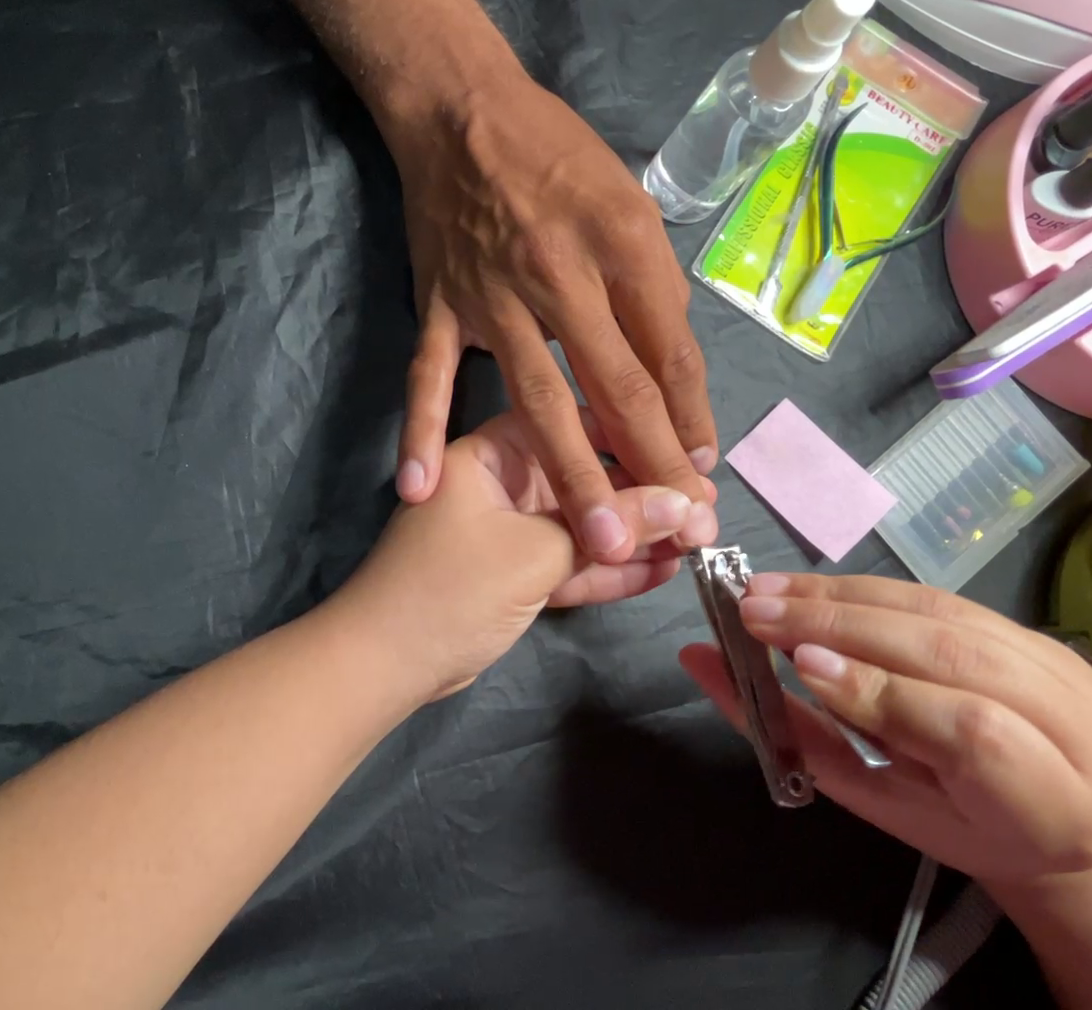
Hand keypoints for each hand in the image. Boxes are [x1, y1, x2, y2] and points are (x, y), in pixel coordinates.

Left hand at [332, 411, 693, 703]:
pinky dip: (610, 570)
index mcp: (489, 454)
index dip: (631, 442)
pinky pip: (571, 564)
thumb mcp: (533, 552)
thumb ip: (608, 528)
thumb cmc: (449, 588)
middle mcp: (502, 484)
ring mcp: (510, 532)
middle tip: (706, 514)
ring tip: (699, 543)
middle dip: (644, 499)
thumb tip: (686, 505)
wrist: (386, 664)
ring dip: (635, 539)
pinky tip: (663, 569)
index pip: (570, 428)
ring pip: (584, 527)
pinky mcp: (516, 575)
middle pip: (584, 481)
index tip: (688, 459)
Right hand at [384, 76, 718, 562]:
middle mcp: (563, 276)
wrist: (461, 113)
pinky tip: (421, 489)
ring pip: (538, 399)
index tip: (701, 477)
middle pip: (617, 388)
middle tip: (678, 536)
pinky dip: (420, 432)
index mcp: (623, 244)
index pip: (670, 353)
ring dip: (572, 474)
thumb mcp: (628, 202)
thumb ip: (651, 287)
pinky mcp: (439, 309)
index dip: (692, 421)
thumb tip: (668, 370)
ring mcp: (494, 299)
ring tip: (598, 542)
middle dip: (653, 467)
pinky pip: (427, 378)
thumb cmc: (556, 154)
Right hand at [679, 574, 1091, 884]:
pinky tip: (814, 588)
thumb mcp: (872, 801)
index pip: (968, 733)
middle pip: (956, 655)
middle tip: (754, 610)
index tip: (796, 661)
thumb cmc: (952, 826)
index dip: (881, 690)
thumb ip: (789, 731)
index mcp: (1051, 807)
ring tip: (769, 590)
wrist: (1062, 819)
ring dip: (846, 595)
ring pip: (948, 614)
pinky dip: (870, 589)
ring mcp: (1069, 672)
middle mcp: (1082, 730)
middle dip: (843, 624)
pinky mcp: (1043, 636)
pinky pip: (945, 599)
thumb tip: (698, 659)